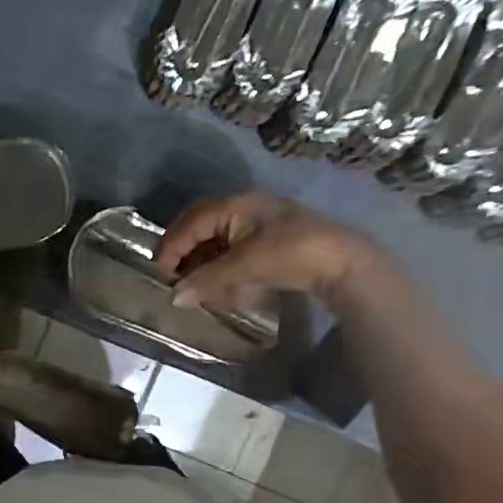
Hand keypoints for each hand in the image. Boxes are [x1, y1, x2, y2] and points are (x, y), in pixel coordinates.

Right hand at [154, 192, 400, 310]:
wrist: (343, 262)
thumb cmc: (291, 254)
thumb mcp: (244, 267)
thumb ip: (207, 281)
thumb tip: (174, 297)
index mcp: (234, 204)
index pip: (189, 223)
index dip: (170, 248)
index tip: (159, 274)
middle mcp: (244, 207)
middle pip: (201, 228)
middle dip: (184, 253)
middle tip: (172, 278)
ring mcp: (259, 223)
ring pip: (217, 239)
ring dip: (203, 261)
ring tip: (193, 284)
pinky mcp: (271, 240)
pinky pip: (235, 249)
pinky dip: (222, 266)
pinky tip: (221, 284)